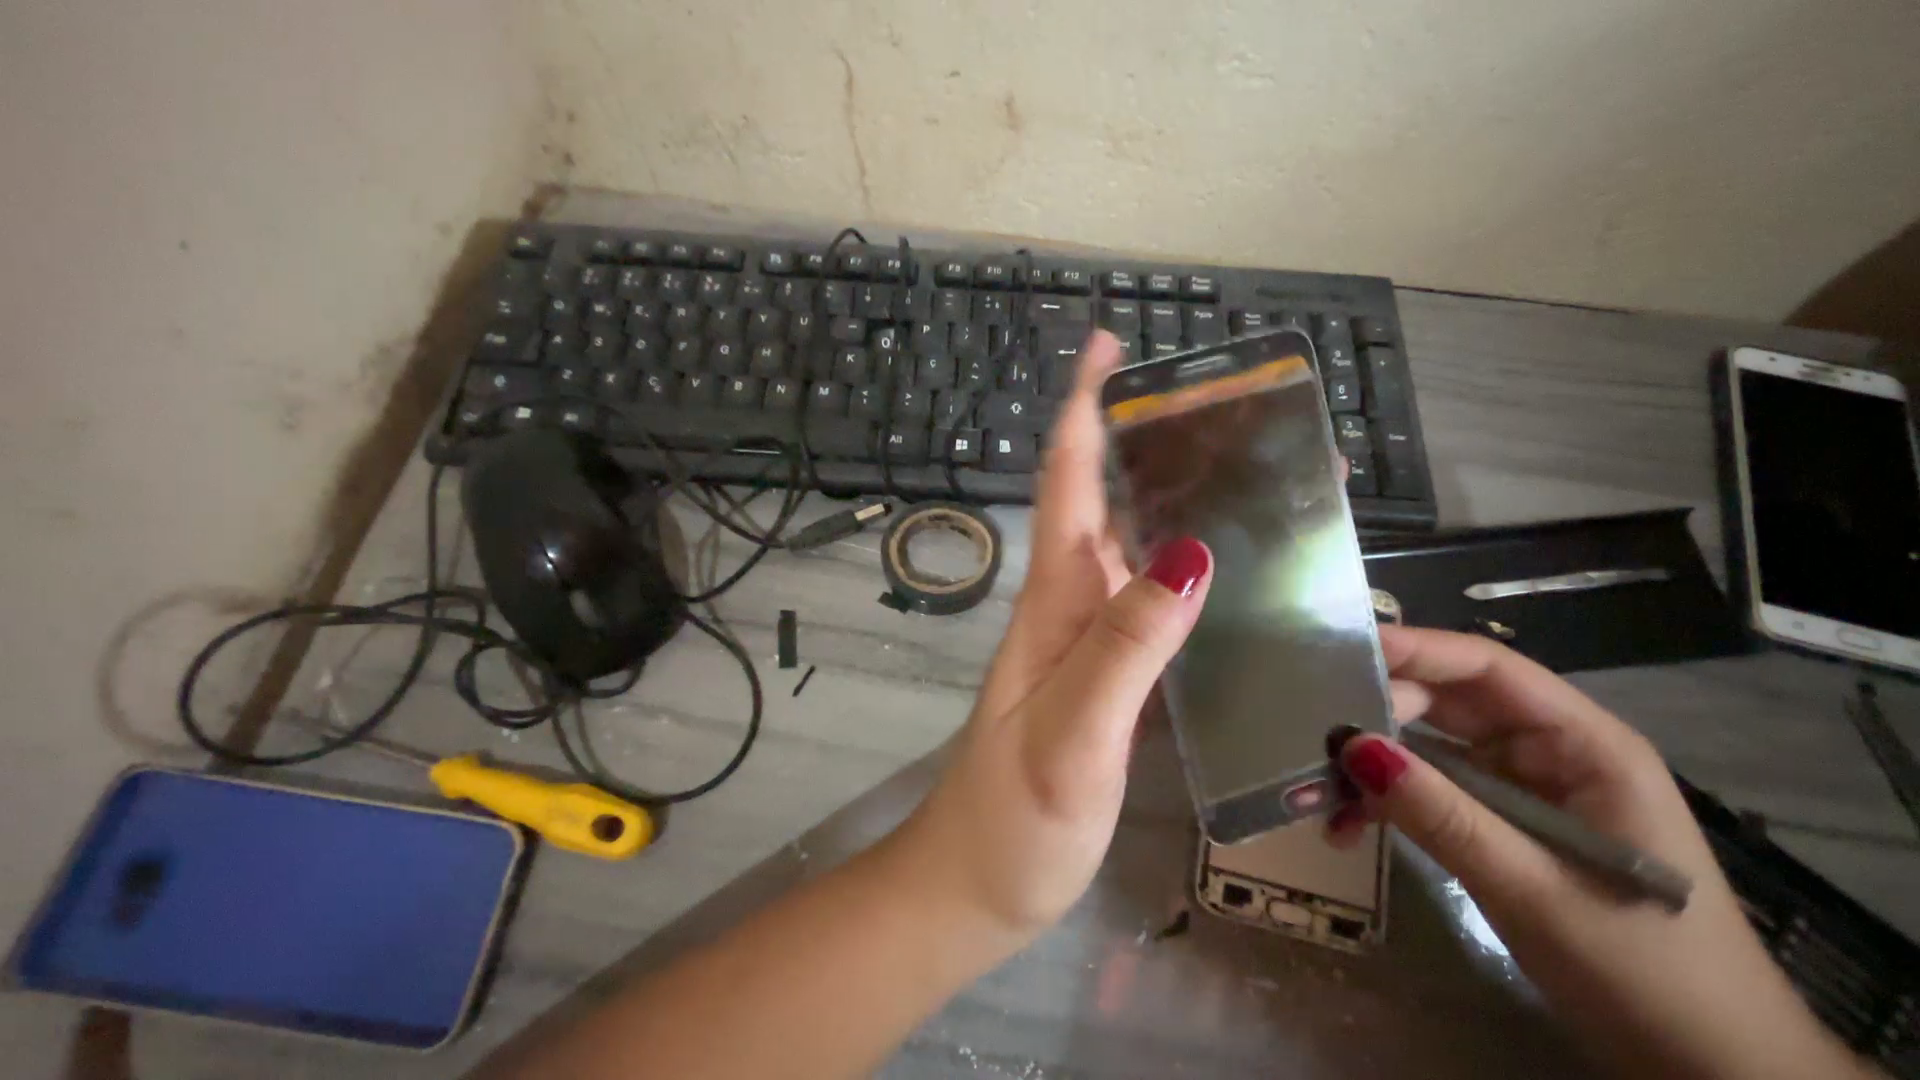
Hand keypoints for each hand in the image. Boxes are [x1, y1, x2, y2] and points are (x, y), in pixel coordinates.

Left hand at [879, 331, 1212, 945]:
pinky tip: (1240, 581)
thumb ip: (1125, 646)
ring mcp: (1089, 647)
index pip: (1066, 483)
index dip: (1083, 409)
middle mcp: (1071, 609)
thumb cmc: (1011, 816)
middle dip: (1158, 446)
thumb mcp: (1071, 731)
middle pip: (1111, 505)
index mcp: (1054, 602)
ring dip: (1185, 508)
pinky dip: (1195, 582)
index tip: (1106, 343)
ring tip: (1261, 477)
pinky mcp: (1108, 686)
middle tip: (1235, 409)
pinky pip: (1157, 613)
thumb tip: (1191, 552)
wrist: (976, 888)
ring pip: (1140, 555)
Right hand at [1330, 626, 1870, 1079]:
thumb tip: (1352, 745)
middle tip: (1312, 733)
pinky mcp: (1507, 830)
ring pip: (1434, 752)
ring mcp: (1528, 793)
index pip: (1490, 670)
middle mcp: (1553, 754)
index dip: (1417, 650)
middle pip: (1452, 705)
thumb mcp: (1533, 887)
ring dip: (1377, 768)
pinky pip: (1436, 798)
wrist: (1708, 1066)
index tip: (1341, 649)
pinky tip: (1346, 827)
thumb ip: (1443, 815)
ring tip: (1318, 787)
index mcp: (1586, 746)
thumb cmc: (1645, 968)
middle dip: (1381, 716)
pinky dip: (1390, 807)